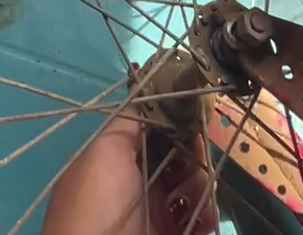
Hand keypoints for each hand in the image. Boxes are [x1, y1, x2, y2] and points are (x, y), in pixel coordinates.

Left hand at [41, 116, 215, 234]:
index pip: (154, 130)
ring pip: (194, 184)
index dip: (174, 118)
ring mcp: (159, 214)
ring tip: (190, 195)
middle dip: (192, 149)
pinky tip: (202, 215)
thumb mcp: (104, 150)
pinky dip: (207, 213)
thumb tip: (149, 85)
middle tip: (197, 149)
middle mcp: (139, 183)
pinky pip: (202, 217)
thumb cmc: (95, 205)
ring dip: (199, 183)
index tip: (193, 106)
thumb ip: (129, 118)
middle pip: (178, 155)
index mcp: (118, 161)